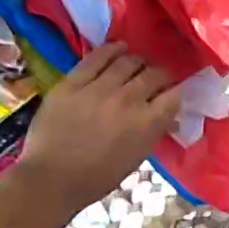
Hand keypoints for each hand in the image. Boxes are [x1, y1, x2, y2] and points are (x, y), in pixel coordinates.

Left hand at [12, 43, 182, 215]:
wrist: (51, 179)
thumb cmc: (98, 177)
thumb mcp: (136, 158)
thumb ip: (154, 132)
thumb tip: (171, 118)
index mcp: (147, 123)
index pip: (174, 95)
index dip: (177, 90)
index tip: (173, 91)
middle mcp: (128, 100)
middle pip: (154, 74)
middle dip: (161, 74)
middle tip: (158, 77)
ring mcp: (99, 89)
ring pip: (128, 61)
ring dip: (139, 61)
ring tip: (139, 62)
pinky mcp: (73, 82)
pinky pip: (96, 58)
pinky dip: (112, 49)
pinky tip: (119, 47)